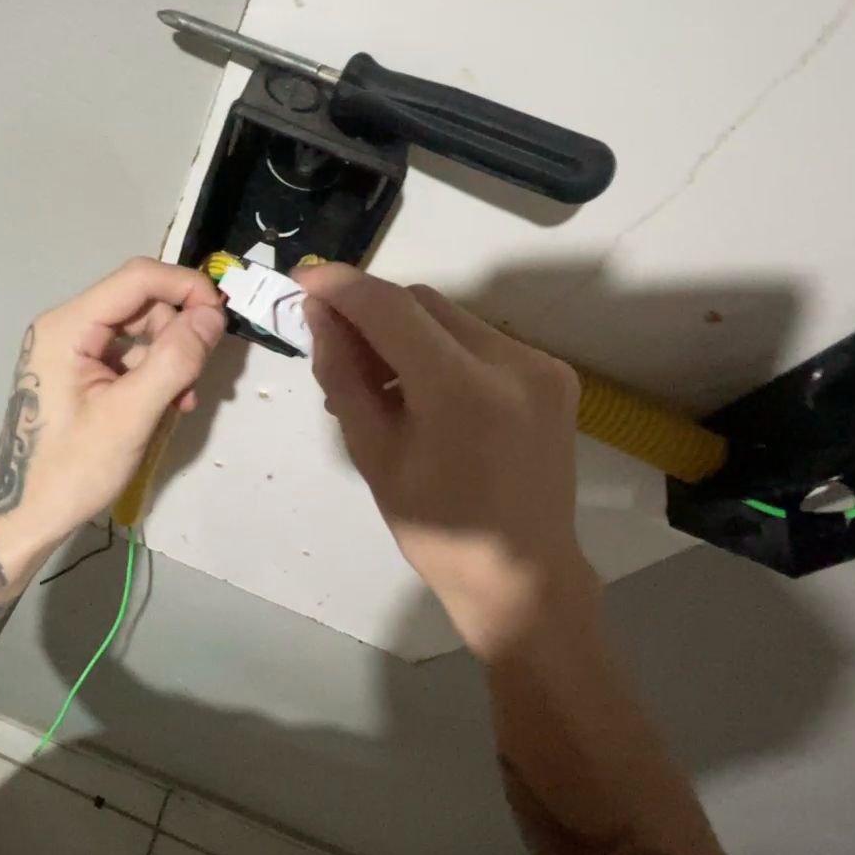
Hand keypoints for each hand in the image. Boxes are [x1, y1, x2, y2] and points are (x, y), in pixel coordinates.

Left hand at [0, 257, 224, 549]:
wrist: (28, 515)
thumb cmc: (72, 469)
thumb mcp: (130, 415)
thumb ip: (174, 360)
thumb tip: (213, 313)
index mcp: (67, 327)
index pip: (137, 278)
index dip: (185, 288)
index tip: (221, 318)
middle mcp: (66, 327)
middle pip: (141, 302)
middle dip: (178, 333)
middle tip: (197, 379)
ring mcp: (72, 350)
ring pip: (140, 330)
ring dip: (171, 359)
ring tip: (182, 403)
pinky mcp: (80, 372)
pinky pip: (129, 356)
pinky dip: (155, 375)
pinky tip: (168, 406)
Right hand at [295, 263, 598, 659]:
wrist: (521, 574)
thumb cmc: (435, 529)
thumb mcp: (372, 454)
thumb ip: (343, 376)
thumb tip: (319, 316)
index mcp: (463, 390)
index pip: (390, 308)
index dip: (341, 286)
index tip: (302, 279)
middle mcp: (512, 361)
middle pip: (422, 303)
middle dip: (370, 312)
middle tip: (333, 345)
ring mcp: (540, 365)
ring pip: (450, 317)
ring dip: (403, 332)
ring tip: (376, 381)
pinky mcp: (552, 374)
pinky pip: (478, 340)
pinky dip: (438, 350)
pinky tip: (420, 390)